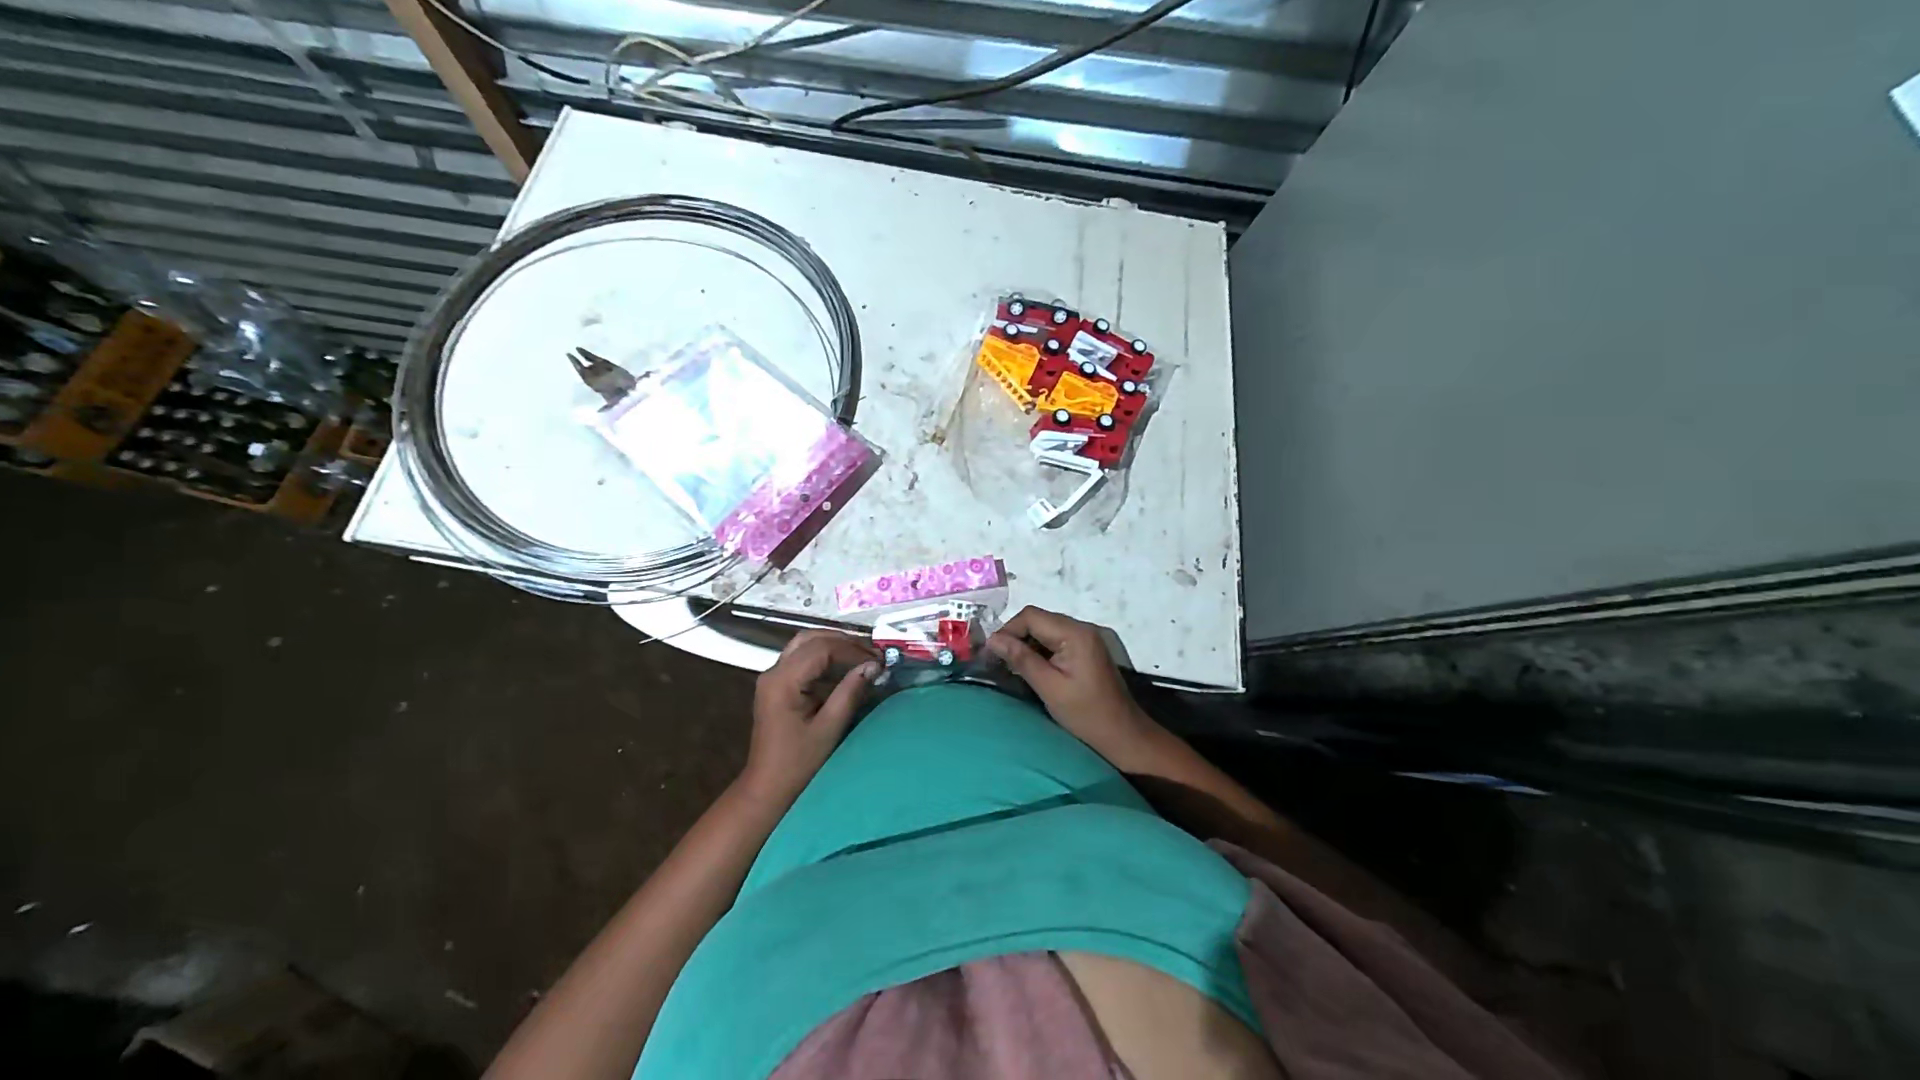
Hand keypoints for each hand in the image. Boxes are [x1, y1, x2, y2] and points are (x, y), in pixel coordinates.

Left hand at [741, 630, 880, 803]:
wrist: (769, 787)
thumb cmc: (799, 763)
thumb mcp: (829, 728)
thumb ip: (850, 692)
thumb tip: (873, 666)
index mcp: (783, 681)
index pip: (821, 649)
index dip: (852, 650)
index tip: (878, 662)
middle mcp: (774, 671)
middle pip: (810, 639)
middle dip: (844, 642)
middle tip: (873, 654)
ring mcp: (773, 677)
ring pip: (806, 645)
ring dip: (835, 646)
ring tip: (864, 658)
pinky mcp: (778, 685)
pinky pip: (803, 659)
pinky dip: (826, 658)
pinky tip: (846, 668)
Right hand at [986, 607, 1161, 762]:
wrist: (1123, 734)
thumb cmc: (1086, 714)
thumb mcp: (1049, 687)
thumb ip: (1021, 659)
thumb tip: (993, 640)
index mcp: (1075, 633)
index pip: (1031, 616)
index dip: (1008, 631)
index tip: (991, 653)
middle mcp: (1082, 628)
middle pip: (1038, 620)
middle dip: (1015, 637)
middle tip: (998, 660)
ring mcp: (1086, 638)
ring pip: (1045, 630)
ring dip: (1026, 644)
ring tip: (1011, 666)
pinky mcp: (1086, 650)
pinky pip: (1056, 640)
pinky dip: (1040, 650)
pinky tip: (1031, 669)